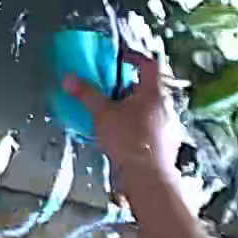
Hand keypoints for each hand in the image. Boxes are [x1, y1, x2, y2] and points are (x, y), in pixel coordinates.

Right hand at [63, 50, 183, 185]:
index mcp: (154, 92)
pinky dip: (139, 124)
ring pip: (151, 107)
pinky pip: (152, 126)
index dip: (134, 56)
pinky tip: (124, 134)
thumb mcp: (102, 114)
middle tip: (111, 87)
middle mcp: (166, 106)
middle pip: (150, 86)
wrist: (149, 180)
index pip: (149, 64)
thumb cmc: (128, 140)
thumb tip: (68, 78)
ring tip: (114, 111)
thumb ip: (86, 94)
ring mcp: (169, 126)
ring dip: (134, 106)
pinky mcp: (167, 145)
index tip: (120, 57)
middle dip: (130, 85)